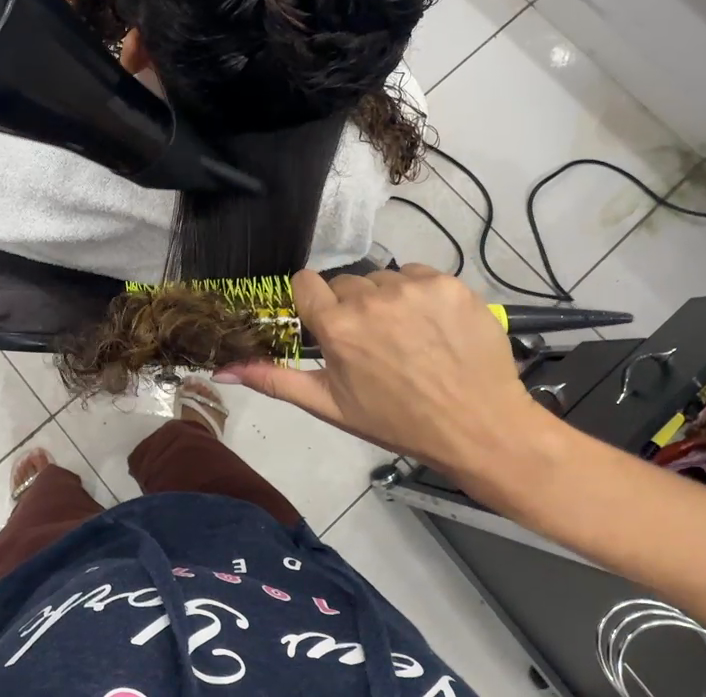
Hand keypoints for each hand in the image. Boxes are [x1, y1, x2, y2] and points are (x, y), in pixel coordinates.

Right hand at [215, 265, 556, 477]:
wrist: (483, 429)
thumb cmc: (399, 421)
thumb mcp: (331, 406)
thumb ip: (274, 379)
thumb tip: (222, 368)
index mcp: (337, 326)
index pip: (306, 283)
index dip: (315, 304)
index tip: (331, 327)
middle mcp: (370, 298)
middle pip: (346, 283)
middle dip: (353, 308)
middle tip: (376, 345)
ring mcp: (413, 288)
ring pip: (383, 279)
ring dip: (389, 301)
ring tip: (410, 338)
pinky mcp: (450, 284)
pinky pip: (420, 275)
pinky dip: (422, 296)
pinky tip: (435, 328)